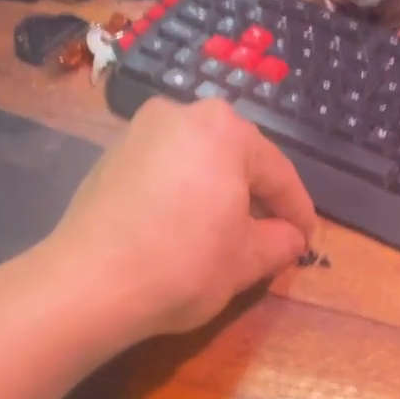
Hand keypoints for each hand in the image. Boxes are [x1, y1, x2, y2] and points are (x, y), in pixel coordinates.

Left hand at [39, 98, 320, 338]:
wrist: (92, 283)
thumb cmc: (184, 266)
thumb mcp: (245, 262)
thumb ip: (278, 243)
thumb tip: (292, 238)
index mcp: (224, 130)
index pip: (277, 171)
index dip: (298, 211)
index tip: (307, 240)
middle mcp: (180, 115)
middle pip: (235, 159)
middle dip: (256, 198)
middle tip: (270, 237)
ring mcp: (139, 132)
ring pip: (198, 163)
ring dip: (219, 195)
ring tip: (227, 236)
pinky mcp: (110, 158)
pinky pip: (165, 172)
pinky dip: (184, 196)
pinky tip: (185, 231)